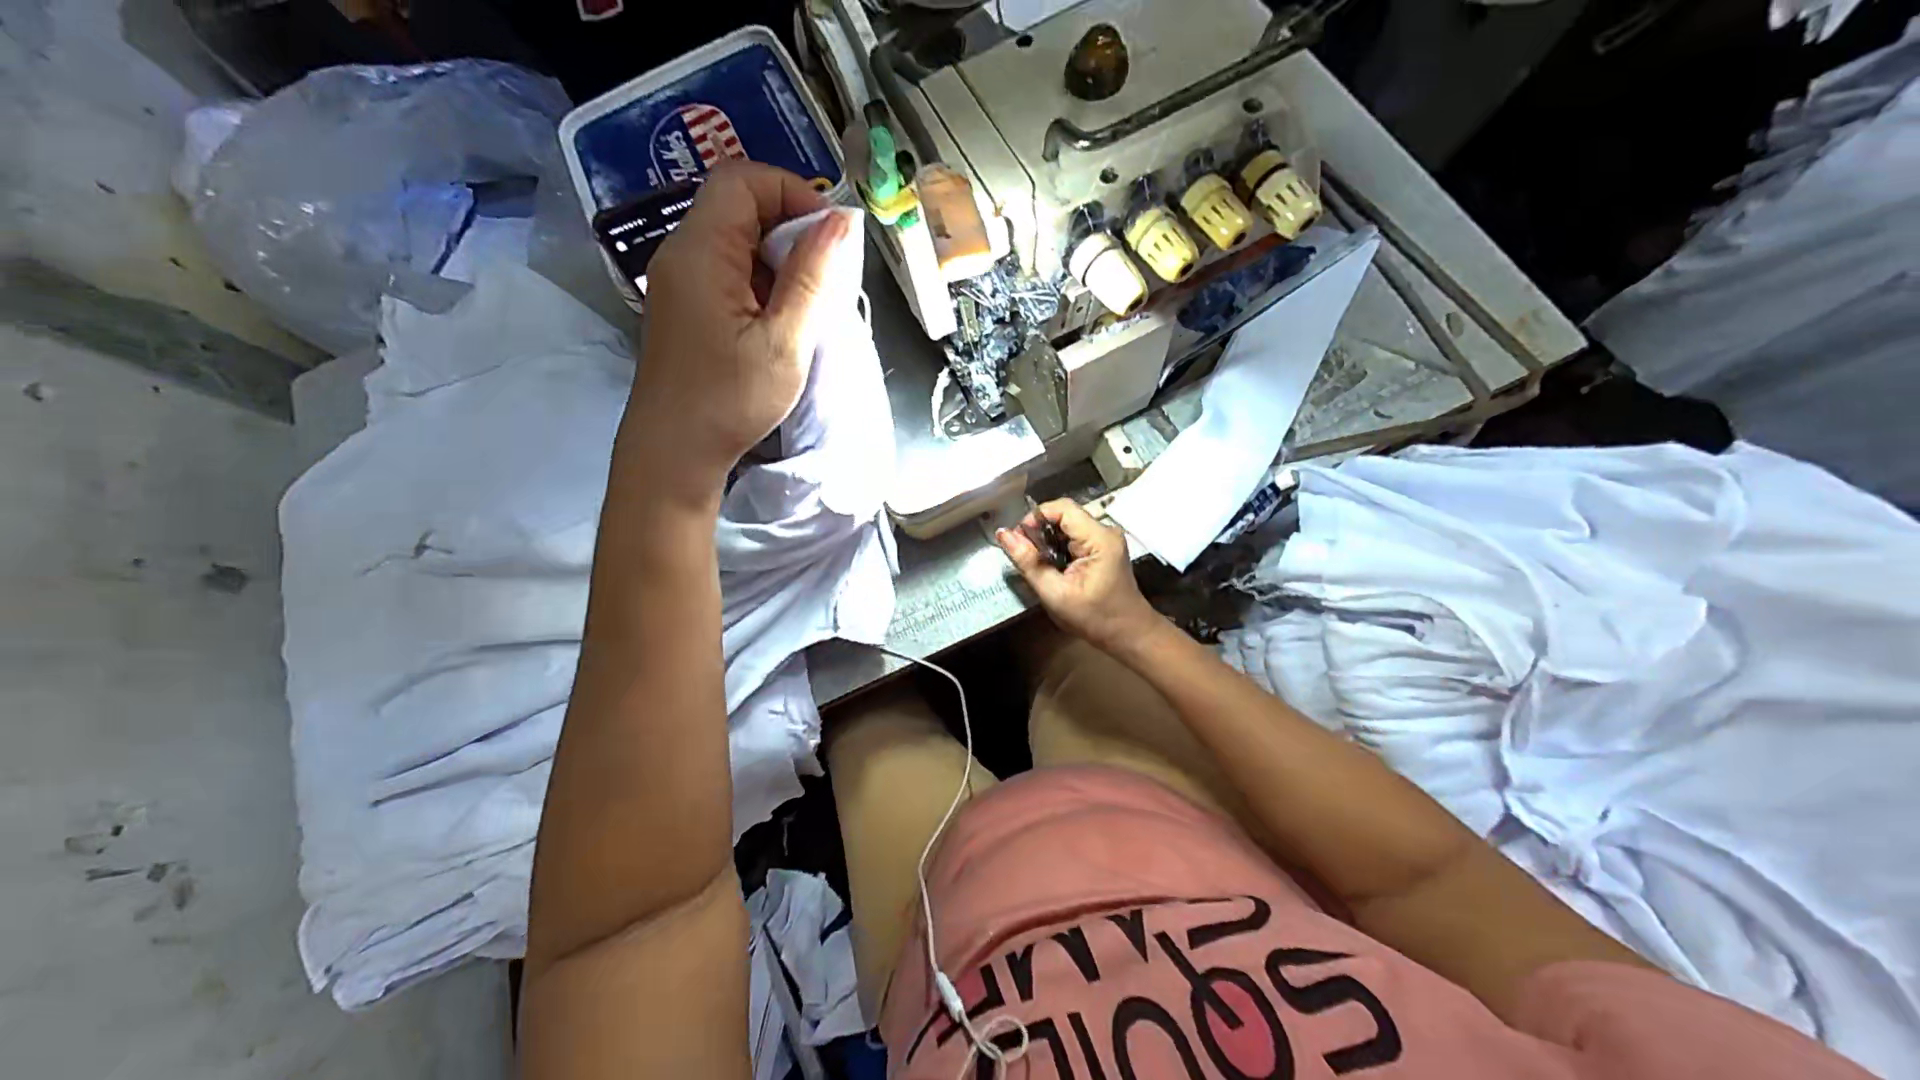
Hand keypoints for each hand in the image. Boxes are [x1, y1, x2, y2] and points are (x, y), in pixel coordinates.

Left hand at [623, 163, 852, 500]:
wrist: (673, 453)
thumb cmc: (729, 401)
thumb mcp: (784, 341)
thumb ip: (813, 278)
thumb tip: (842, 221)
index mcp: (701, 251)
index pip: (743, 179)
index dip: (793, 192)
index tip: (830, 238)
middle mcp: (683, 254)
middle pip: (738, 204)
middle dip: (791, 227)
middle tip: (825, 276)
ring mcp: (680, 281)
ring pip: (736, 238)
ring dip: (780, 259)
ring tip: (807, 304)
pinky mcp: (686, 306)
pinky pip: (729, 270)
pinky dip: (763, 282)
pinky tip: (781, 321)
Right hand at [996, 499, 1161, 652]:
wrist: (1127, 634)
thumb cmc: (1093, 618)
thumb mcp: (1055, 593)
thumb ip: (1028, 562)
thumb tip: (1003, 534)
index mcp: (1099, 539)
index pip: (1062, 508)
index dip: (1036, 517)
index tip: (1020, 539)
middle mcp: (1105, 531)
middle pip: (1065, 514)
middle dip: (1040, 529)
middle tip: (1023, 552)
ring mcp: (1106, 538)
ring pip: (1068, 524)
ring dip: (1048, 538)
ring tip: (1036, 560)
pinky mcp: (1103, 547)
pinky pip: (1075, 536)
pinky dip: (1058, 546)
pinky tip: (1052, 564)